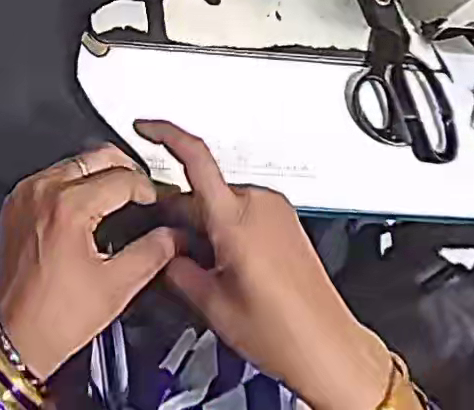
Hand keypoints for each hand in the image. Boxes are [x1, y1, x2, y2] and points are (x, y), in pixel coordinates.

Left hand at [0, 146, 183, 378]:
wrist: (10, 340)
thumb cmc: (53, 320)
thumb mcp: (116, 287)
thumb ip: (152, 253)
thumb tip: (172, 235)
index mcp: (69, 206)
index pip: (123, 177)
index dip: (147, 189)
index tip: (156, 201)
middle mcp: (44, 190)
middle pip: (98, 155)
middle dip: (127, 168)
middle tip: (141, 189)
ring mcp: (27, 193)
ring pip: (76, 161)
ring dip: (101, 171)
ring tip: (118, 196)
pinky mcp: (17, 200)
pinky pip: (54, 174)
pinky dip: (75, 181)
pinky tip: (88, 202)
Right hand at [136, 121, 391, 409]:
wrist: (329, 347)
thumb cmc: (283, 332)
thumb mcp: (212, 306)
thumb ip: (177, 268)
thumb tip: (162, 252)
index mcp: (235, 218)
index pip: (194, 156)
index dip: (165, 133)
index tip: (145, 127)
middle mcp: (258, 202)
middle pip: (203, 191)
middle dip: (182, 216)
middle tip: (173, 251)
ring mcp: (274, 208)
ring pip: (223, 201)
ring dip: (208, 224)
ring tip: (212, 271)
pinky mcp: (285, 217)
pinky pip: (244, 209)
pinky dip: (229, 227)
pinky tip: (231, 265)